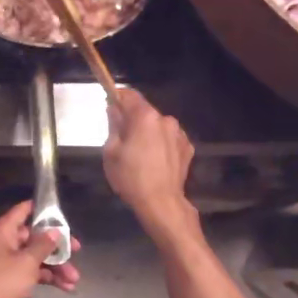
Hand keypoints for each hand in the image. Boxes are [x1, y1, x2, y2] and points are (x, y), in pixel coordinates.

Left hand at [0, 200, 79, 297]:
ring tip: (75, 278)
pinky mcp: (12, 280)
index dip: (41, 209)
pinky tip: (66, 287)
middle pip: (34, 237)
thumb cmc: (3, 282)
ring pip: (37, 258)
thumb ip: (43, 244)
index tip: (60, 212)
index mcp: (3, 231)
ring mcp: (8, 262)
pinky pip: (33, 273)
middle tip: (77, 250)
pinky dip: (48, 278)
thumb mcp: (27, 261)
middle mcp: (5, 243)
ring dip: (56, 267)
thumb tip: (55, 231)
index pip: (22, 211)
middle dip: (56, 246)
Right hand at [103, 89, 196, 239]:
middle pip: (145, 112)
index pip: (129, 95)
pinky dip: (161, 144)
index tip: (109, 104)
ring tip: (140, 154)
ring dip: (148, 133)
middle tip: (122, 139)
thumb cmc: (130, 177)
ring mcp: (179, 133)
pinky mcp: (188, 147)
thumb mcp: (111, 152)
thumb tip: (114, 110)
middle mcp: (165, 119)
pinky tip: (154, 161)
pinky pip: (169, 139)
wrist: (161, 202)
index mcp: (145, 117)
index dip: (117, 97)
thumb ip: (113, 126)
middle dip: (133, 120)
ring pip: (158, 126)